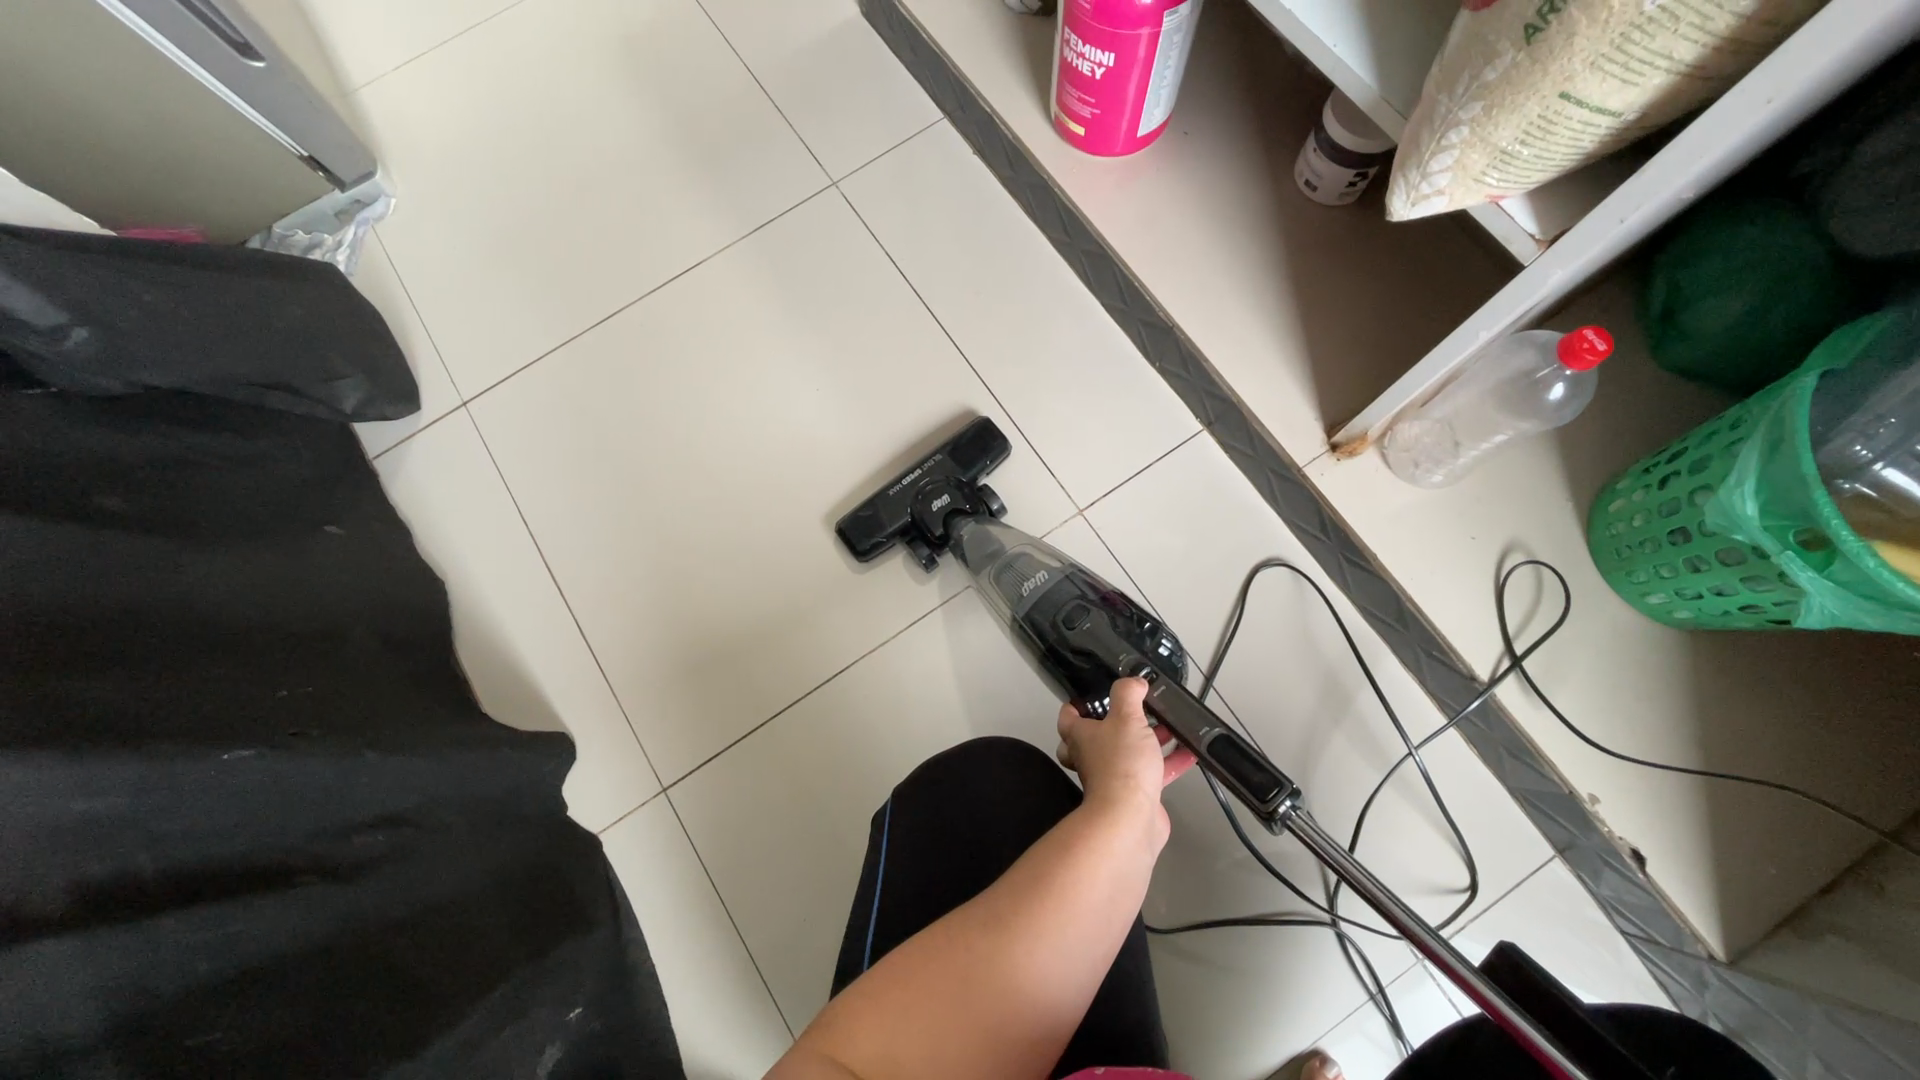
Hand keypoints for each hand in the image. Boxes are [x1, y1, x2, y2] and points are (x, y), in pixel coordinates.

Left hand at [1056, 678, 1197, 841]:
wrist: (1131, 818)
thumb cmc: (1121, 763)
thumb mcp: (1126, 718)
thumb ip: (1128, 695)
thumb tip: (1133, 682)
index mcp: (1081, 737)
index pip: (1068, 717)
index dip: (1076, 704)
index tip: (1092, 696)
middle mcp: (1093, 757)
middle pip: (1098, 737)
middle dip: (1117, 724)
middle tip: (1135, 712)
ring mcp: (1114, 777)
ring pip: (1129, 754)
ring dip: (1149, 741)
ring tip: (1170, 726)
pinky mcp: (1136, 794)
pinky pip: (1153, 773)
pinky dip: (1171, 762)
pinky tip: (1190, 753)